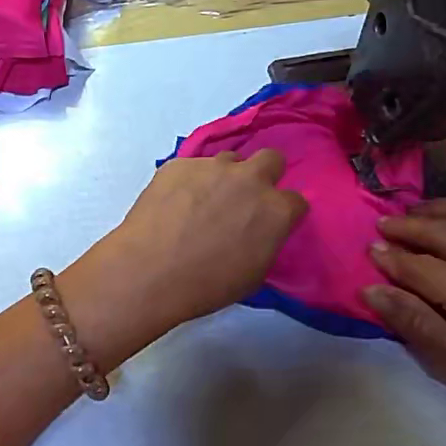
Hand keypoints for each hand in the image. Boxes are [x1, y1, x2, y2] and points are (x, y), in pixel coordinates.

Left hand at [62, 151, 305, 363]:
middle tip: (246, 198)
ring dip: (225, 176)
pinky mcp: (180, 163)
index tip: (271, 224)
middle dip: (265, 175)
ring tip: (204, 201)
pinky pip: (192, 167)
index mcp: (276, 210)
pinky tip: (173, 204)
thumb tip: (260, 231)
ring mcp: (213, 166)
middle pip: (271, 160)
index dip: (284, 213)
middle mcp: (250, 179)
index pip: (296, 201)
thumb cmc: (206, 285)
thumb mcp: (253, 274)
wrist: (149, 271)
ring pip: (229, 159)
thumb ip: (266, 242)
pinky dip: (189, 182)